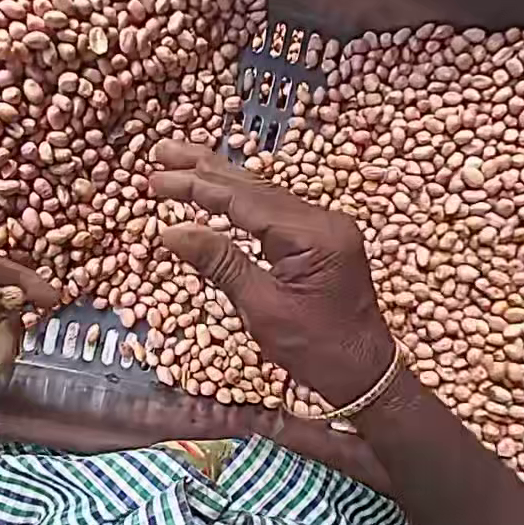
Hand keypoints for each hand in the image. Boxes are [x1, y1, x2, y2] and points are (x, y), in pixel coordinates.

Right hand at [148, 140, 395, 406]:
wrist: (366, 373)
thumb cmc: (316, 351)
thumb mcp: (262, 309)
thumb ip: (220, 263)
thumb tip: (172, 231)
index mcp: (313, 235)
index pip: (244, 200)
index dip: (196, 188)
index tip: (157, 180)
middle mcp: (323, 220)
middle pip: (254, 186)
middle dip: (204, 168)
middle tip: (162, 150)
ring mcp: (325, 226)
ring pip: (264, 194)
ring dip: (220, 180)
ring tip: (181, 162)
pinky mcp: (322, 238)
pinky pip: (275, 211)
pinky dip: (240, 201)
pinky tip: (219, 192)